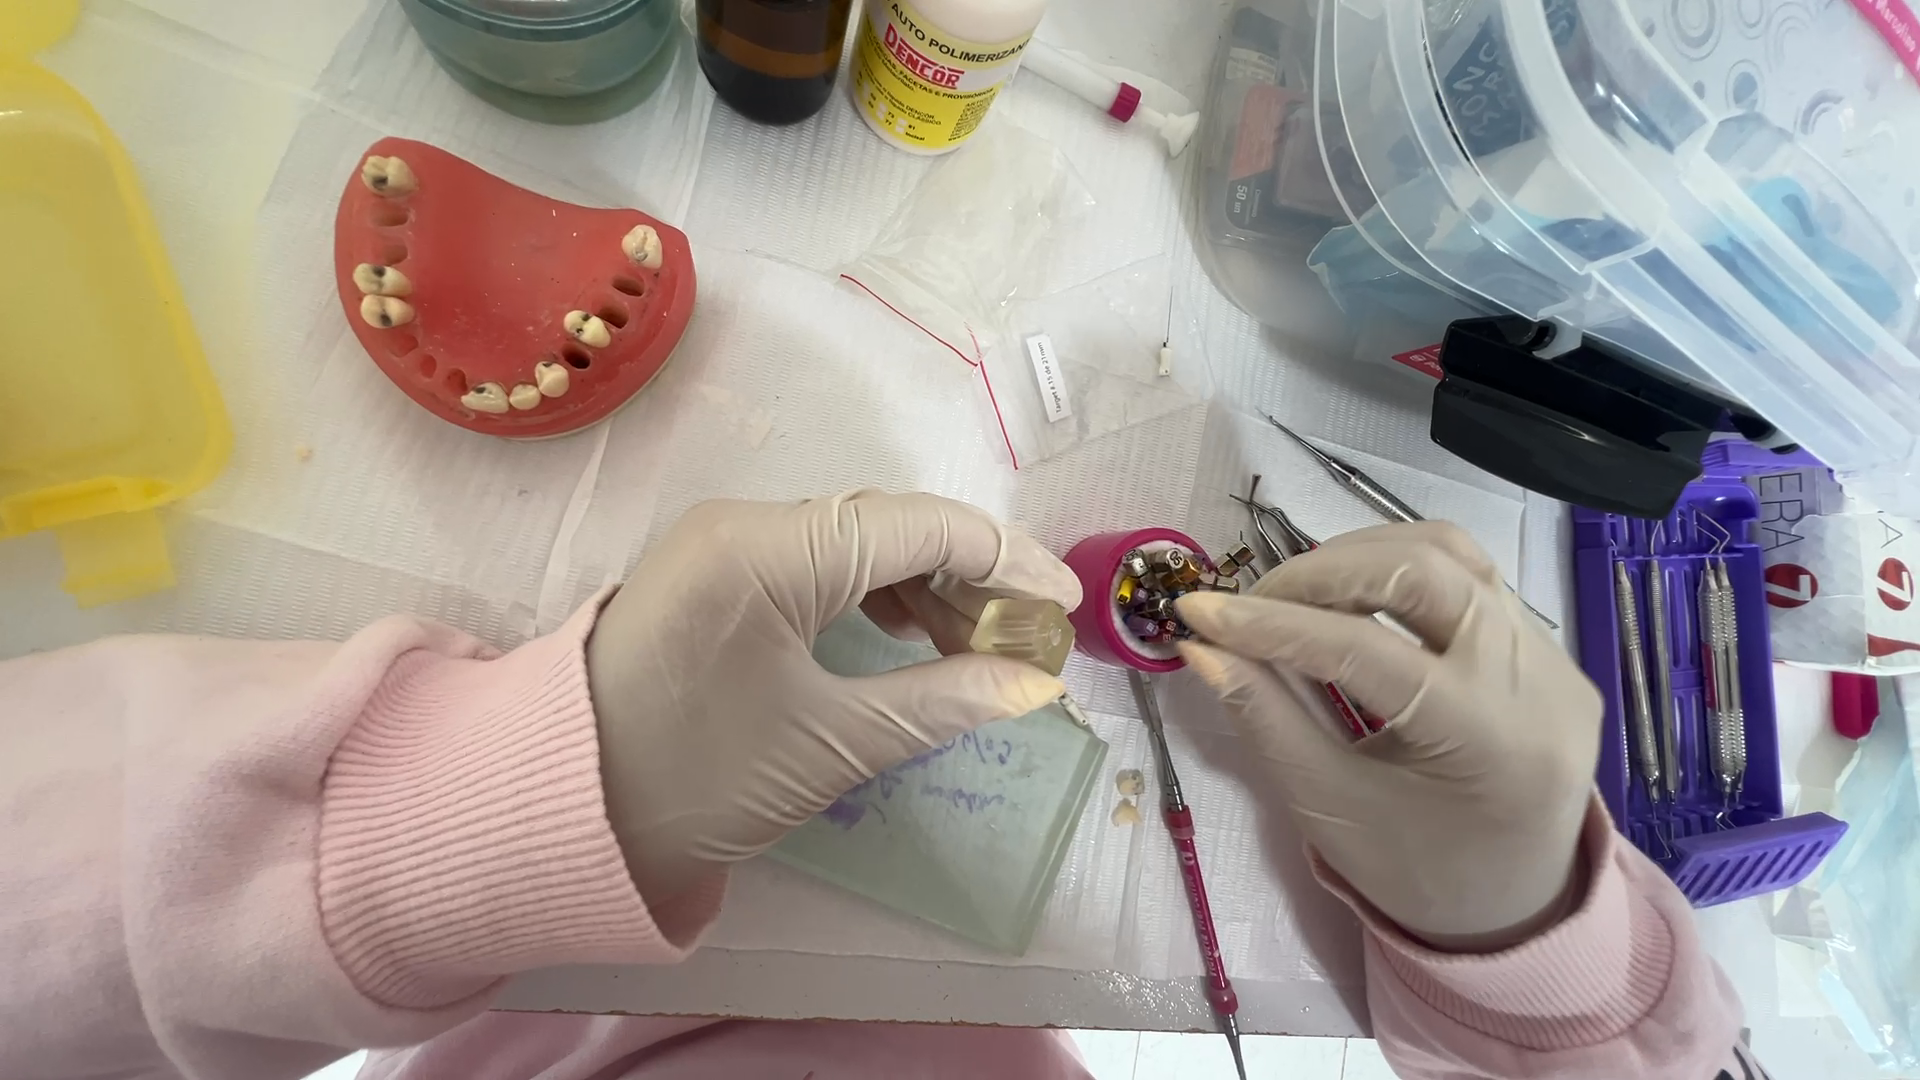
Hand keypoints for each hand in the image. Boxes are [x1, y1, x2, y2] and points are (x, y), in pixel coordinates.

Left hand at [586, 491, 1080, 902]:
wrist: (556, 815)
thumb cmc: (693, 781)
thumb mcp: (830, 743)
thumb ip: (943, 699)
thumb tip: (1034, 682)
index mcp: (769, 549)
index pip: (918, 526)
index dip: (1005, 558)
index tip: (1062, 604)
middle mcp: (749, 521)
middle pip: (892, 526)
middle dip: (970, 575)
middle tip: (1026, 633)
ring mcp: (730, 542)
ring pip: (859, 542)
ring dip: (926, 587)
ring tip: (976, 645)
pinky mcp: (723, 570)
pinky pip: (821, 563)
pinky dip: (876, 595)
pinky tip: (909, 633)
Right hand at [1175, 522, 1598, 951]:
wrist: (1513, 902)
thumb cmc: (1410, 865)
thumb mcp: (1322, 801)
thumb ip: (1260, 714)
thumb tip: (1199, 645)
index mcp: (1488, 741)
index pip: (1361, 649)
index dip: (1268, 625)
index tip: (1196, 612)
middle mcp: (1535, 680)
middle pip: (1418, 571)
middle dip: (1316, 575)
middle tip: (1251, 603)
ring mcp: (1549, 653)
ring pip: (1443, 552)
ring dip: (1353, 559)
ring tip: (1294, 598)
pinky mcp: (1541, 642)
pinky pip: (1462, 568)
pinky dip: (1390, 565)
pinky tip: (1347, 593)